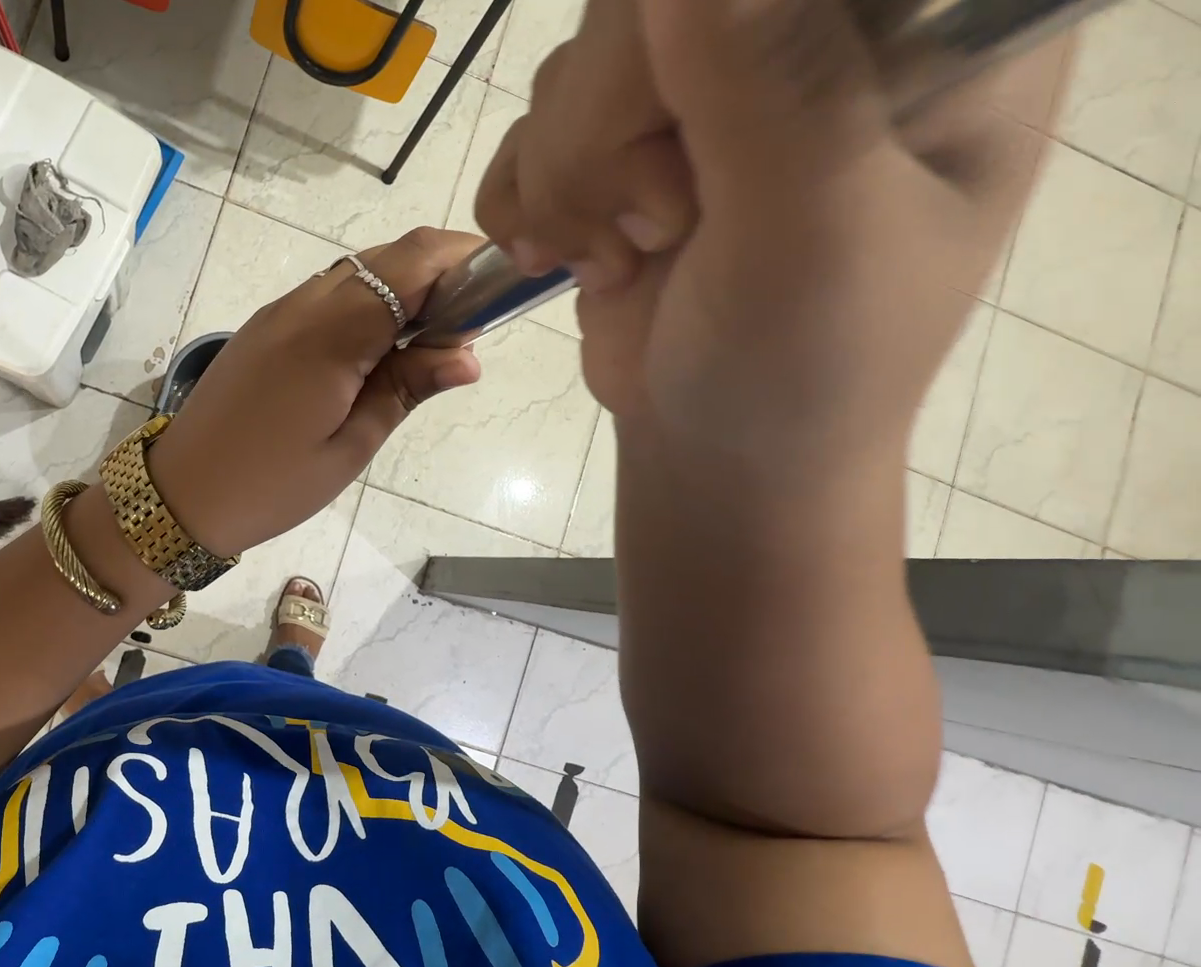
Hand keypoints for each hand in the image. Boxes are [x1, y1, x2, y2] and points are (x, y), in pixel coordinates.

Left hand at [144, 228, 483, 556]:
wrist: (178, 495)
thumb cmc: (271, 486)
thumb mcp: (349, 447)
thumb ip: (408, 389)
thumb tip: (468, 355)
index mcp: (332, 334)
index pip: (413, 263)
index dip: (463, 261)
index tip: (498, 291)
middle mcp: (303, 305)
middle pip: (386, 256)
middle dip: (437, 273)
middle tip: (464, 329)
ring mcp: (278, 313)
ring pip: (354, 272)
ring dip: (399, 288)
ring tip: (425, 343)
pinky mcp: (262, 328)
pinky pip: (325, 294)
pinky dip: (363, 303)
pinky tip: (376, 349)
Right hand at [500, 0, 1056, 476]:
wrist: (719, 452)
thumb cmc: (802, 364)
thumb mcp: (812, 229)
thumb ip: (766, 80)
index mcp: (915, 24)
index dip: (700, 37)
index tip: (690, 140)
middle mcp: (803, 40)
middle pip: (642, 9)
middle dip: (612, 132)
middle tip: (657, 226)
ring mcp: (698, 98)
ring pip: (573, 69)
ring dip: (567, 185)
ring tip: (622, 261)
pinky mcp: (617, 157)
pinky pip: (527, 129)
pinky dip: (522, 202)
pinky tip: (567, 256)